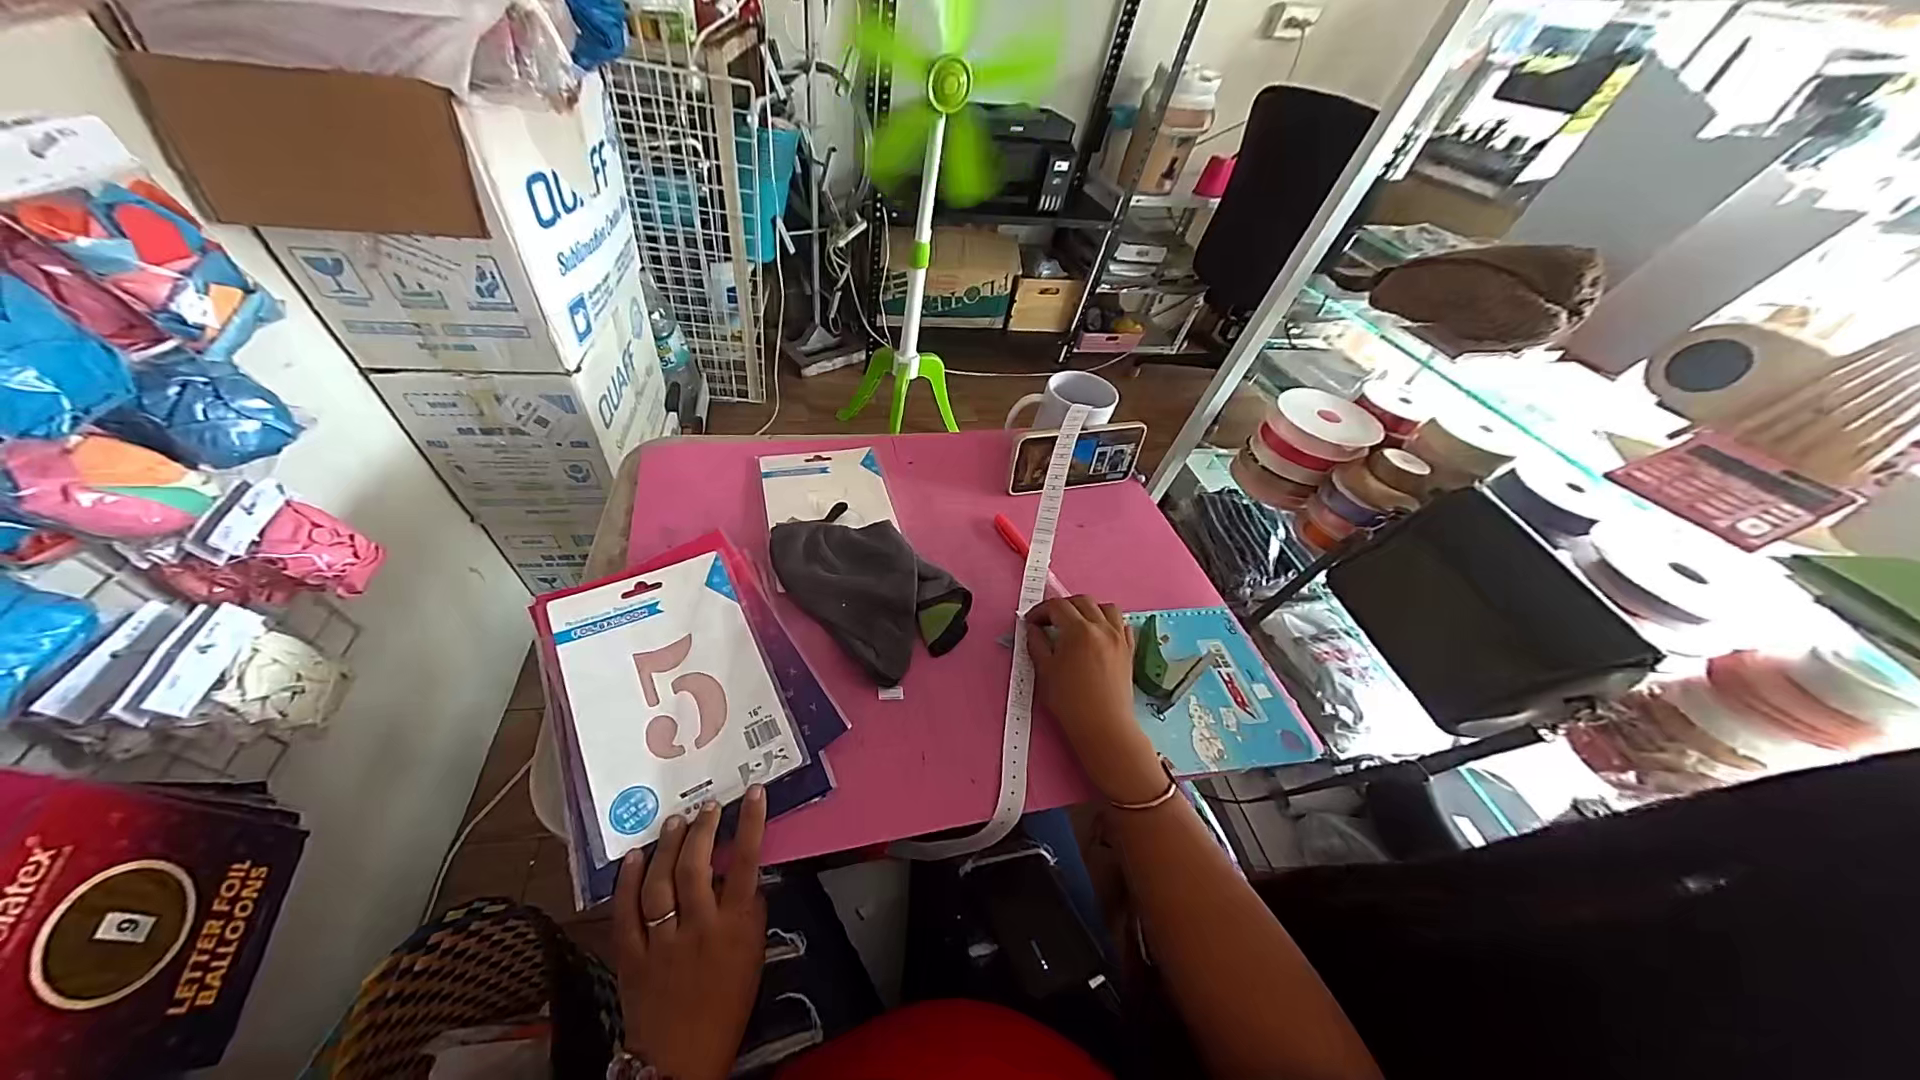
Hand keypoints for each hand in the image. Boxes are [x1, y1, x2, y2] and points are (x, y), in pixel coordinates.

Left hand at [613, 788, 767, 1079]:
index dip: (751, 823)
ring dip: (668, 845)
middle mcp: (699, 927)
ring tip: (675, 821)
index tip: (753, 794)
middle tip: (707, 808)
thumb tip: (744, 874)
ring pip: (661, 881)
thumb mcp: (753, 954)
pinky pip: (626, 910)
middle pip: (696, 865)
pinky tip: (635, 856)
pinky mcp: (630, 955)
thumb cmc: (727, 1005)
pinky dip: (629, 879)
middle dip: (703, 829)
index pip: (748, 862)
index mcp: (735, 927)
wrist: (681, 1059)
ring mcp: (661, 940)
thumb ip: (749, 912)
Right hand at [1026, 596, 1166, 804]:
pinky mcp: (1129, 650)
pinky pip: (1121, 624)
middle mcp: (1102, 627)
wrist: (1103, 727)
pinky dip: (1108, 622)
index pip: (1057, 606)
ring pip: (1106, 607)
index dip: (1040, 611)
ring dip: (1088, 609)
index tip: (1032, 623)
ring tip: (1076, 623)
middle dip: (1062, 606)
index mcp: (1078, 630)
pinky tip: (1098, 634)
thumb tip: (1033, 629)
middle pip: (1082, 601)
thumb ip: (1036, 644)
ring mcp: (1119, 637)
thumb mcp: (1045, 671)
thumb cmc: (1070, 702)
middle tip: (1049, 621)